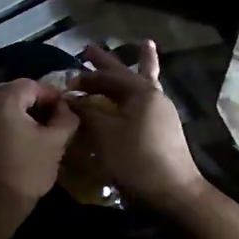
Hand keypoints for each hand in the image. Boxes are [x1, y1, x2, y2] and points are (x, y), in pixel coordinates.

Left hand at [0, 78, 79, 209]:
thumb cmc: (25, 171)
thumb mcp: (55, 142)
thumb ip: (65, 118)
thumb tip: (66, 108)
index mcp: (2, 99)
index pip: (32, 85)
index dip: (52, 96)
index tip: (66, 111)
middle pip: (15, 93)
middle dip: (36, 104)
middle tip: (54, 121)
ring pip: (2, 106)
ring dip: (21, 114)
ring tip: (40, 132)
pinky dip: (7, 123)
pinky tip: (21, 140)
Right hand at [66, 43, 208, 211]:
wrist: (173, 192)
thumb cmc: (136, 160)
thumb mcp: (105, 134)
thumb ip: (87, 112)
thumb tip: (70, 98)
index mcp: (141, 92)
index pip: (108, 77)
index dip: (85, 78)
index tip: (65, 82)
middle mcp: (154, 96)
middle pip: (127, 73)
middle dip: (108, 62)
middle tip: (90, 48)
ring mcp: (161, 112)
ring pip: (145, 82)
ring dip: (138, 66)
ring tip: (144, 46)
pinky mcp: (164, 127)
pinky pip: (147, 100)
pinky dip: (140, 90)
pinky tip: (139, 91)